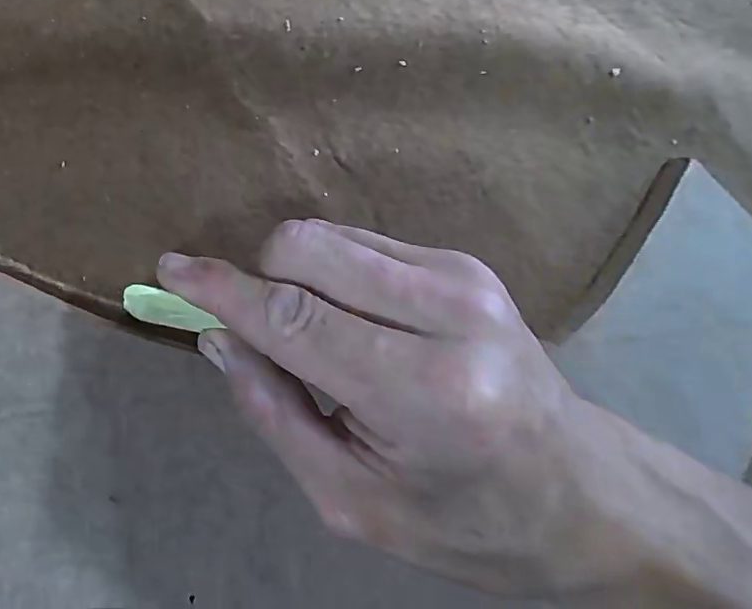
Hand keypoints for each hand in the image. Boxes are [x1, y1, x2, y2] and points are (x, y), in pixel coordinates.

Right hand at [161, 222, 751, 607]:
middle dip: (264, 276)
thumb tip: (219, 337)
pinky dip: (335, 272)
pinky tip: (362, 323)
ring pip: (330, 234)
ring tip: (331, 342)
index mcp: (423, 392)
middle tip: (268, 334)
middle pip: (307, 247)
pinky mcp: (463, 257)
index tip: (172, 267)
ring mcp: (462, 274)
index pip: (293, 318)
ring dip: (301, 276)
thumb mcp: (352, 502)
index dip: (223, 290)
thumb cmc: (462, 517)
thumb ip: (275, 413)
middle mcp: (448, 314)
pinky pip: (361, 239)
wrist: (579, 487)